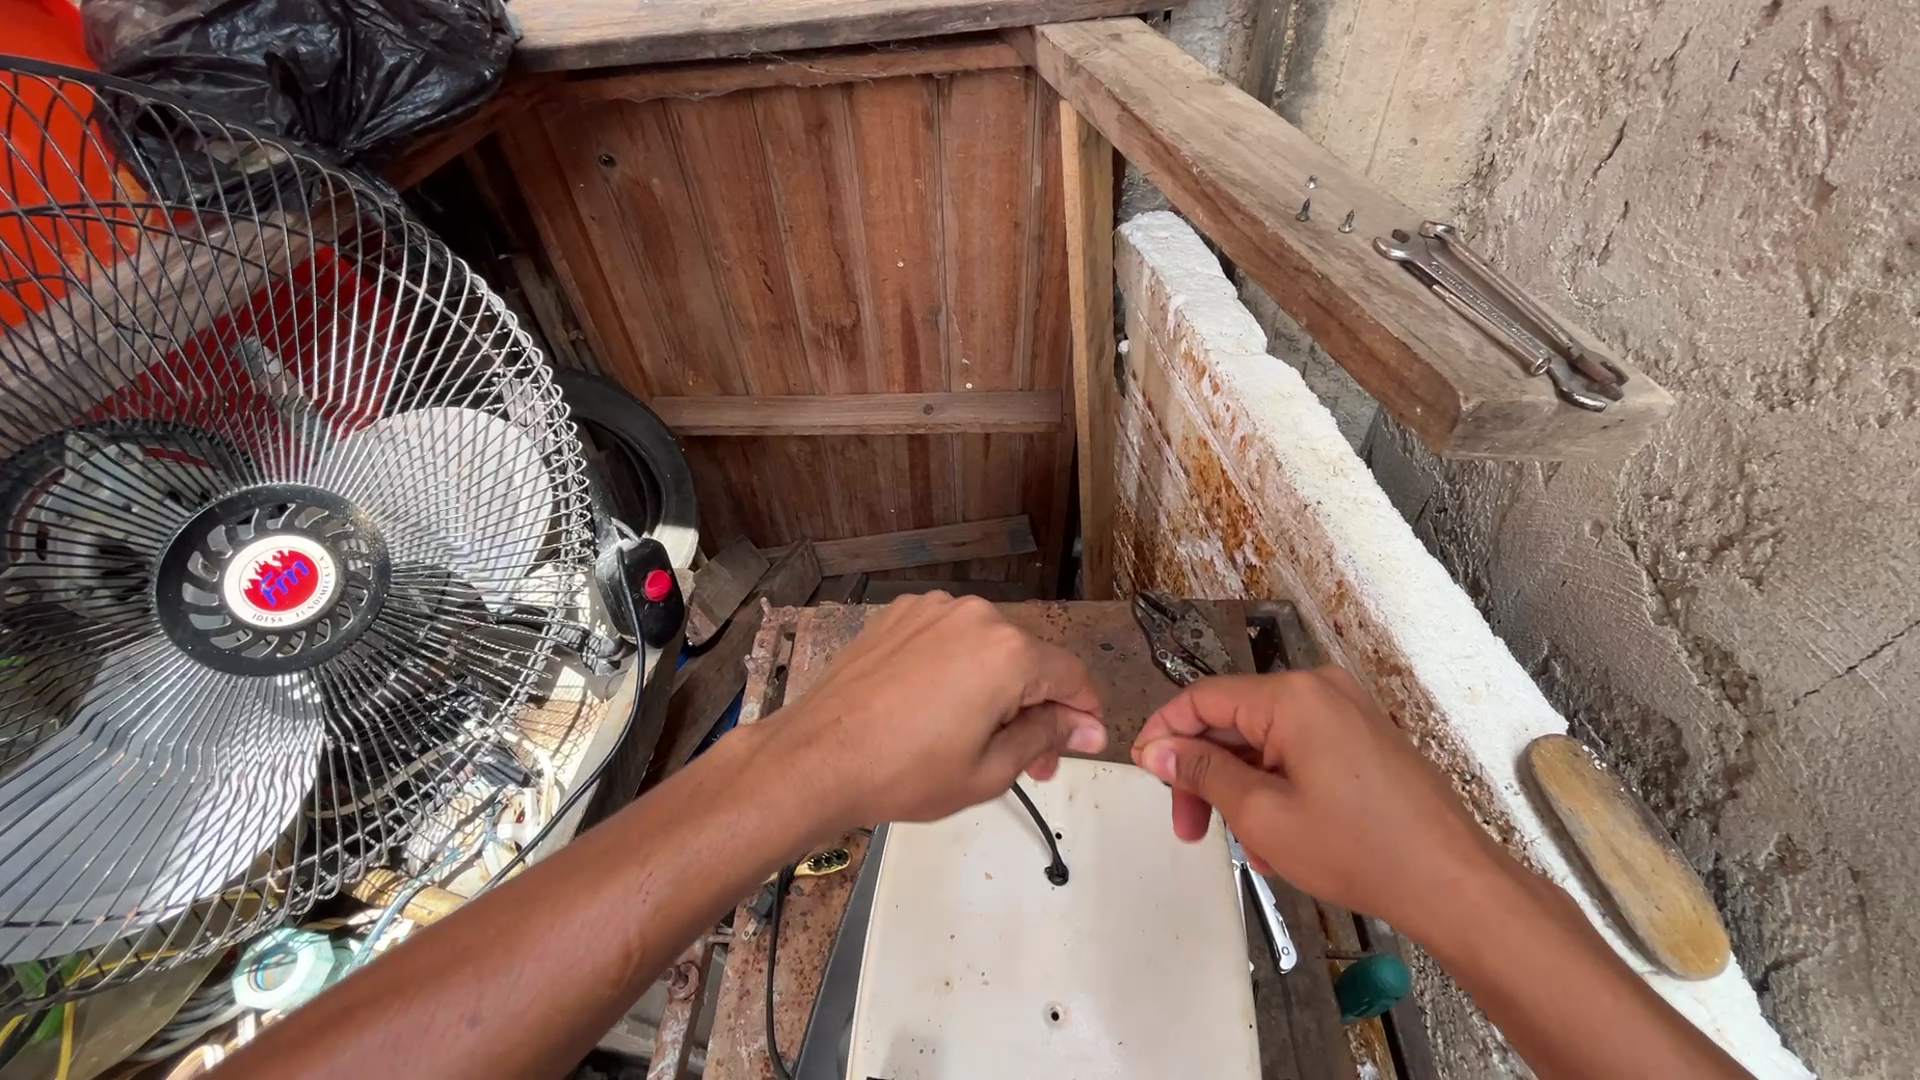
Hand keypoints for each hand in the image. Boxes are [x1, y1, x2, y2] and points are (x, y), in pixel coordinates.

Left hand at [762, 593, 1106, 829]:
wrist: (816, 756)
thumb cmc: (905, 772)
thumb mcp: (990, 770)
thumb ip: (1047, 736)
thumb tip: (1088, 725)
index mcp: (1007, 652)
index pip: (1071, 675)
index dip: (1084, 712)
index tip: (1081, 743)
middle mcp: (975, 615)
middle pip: (1030, 660)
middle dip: (1038, 708)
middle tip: (1029, 762)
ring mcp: (933, 609)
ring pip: (988, 647)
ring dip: (997, 687)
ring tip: (978, 736)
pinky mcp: (900, 614)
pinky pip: (949, 638)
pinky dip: (958, 667)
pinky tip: (938, 705)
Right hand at [1130, 668, 1504, 939]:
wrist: (1457, 887)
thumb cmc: (1361, 849)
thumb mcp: (1261, 814)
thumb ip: (1201, 772)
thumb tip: (1158, 750)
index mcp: (1292, 696)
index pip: (1202, 698)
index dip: (1165, 732)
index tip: (1146, 770)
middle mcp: (1318, 689)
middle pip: (1233, 721)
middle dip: (1205, 774)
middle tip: (1189, 826)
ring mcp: (1345, 711)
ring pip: (1262, 742)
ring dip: (1240, 790)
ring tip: (1246, 847)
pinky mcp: (1360, 737)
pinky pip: (1295, 751)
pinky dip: (1274, 787)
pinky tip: (1276, 838)